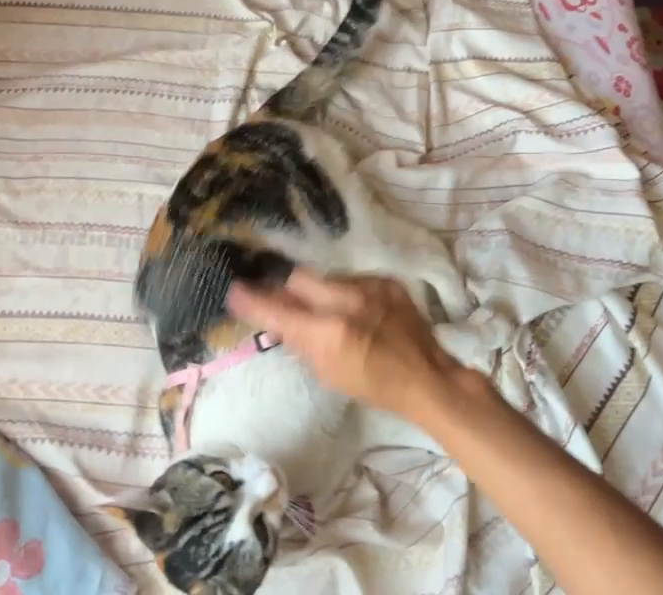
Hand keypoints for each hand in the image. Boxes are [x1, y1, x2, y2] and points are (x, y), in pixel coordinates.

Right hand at [227, 270, 469, 419]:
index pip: (280, 310)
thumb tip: (278, 319)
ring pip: (326, 277)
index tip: (234, 292)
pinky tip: (357, 311)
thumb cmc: (374, 384)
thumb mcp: (328, 371)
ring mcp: (369, 287)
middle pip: (299, 278)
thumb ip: (300, 341)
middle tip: (288, 303)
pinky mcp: (386, 281)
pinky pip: (351, 279)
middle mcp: (347, 301)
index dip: (254, 302)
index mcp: (329, 332)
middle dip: (288, 290)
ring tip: (330, 312)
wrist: (427, 376)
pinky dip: (346, 293)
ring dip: (320, 292)